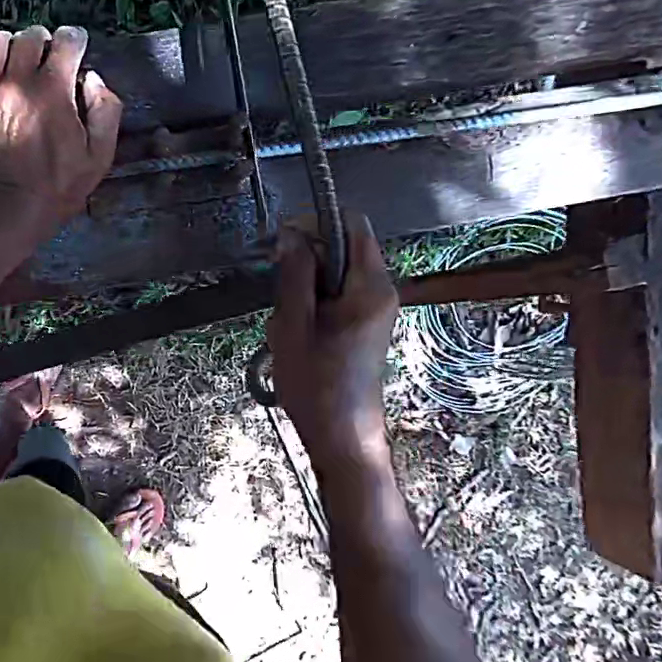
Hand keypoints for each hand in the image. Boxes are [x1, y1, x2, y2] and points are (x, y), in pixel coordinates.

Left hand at [0, 25, 122, 265]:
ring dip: (6, 45)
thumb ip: (105, 113)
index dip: (75, 41)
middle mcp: (17, 83)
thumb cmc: (55, 191)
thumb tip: (94, 80)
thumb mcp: (98, 159)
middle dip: (42, 41)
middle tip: (46, 57)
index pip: (67, 42)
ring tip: (13, 60)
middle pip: (29, 37)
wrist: (5, 213)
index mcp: (54, 91)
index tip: (77, 47)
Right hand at [267, 213, 398, 467]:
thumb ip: (294, 275)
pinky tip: (297, 338)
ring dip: (303, 292)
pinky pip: (336, 299)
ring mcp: (375, 311)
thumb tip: (291, 234)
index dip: (314, 224)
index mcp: (370, 286)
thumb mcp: (294, 325)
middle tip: (281, 300)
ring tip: (288, 327)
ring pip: (333, 278)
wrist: (342, 437)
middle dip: (304, 266)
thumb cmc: (316, 384)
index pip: (350, 226)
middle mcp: (381, 291)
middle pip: (340, 251)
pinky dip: (312, 309)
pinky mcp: (365, 327)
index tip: (282, 245)